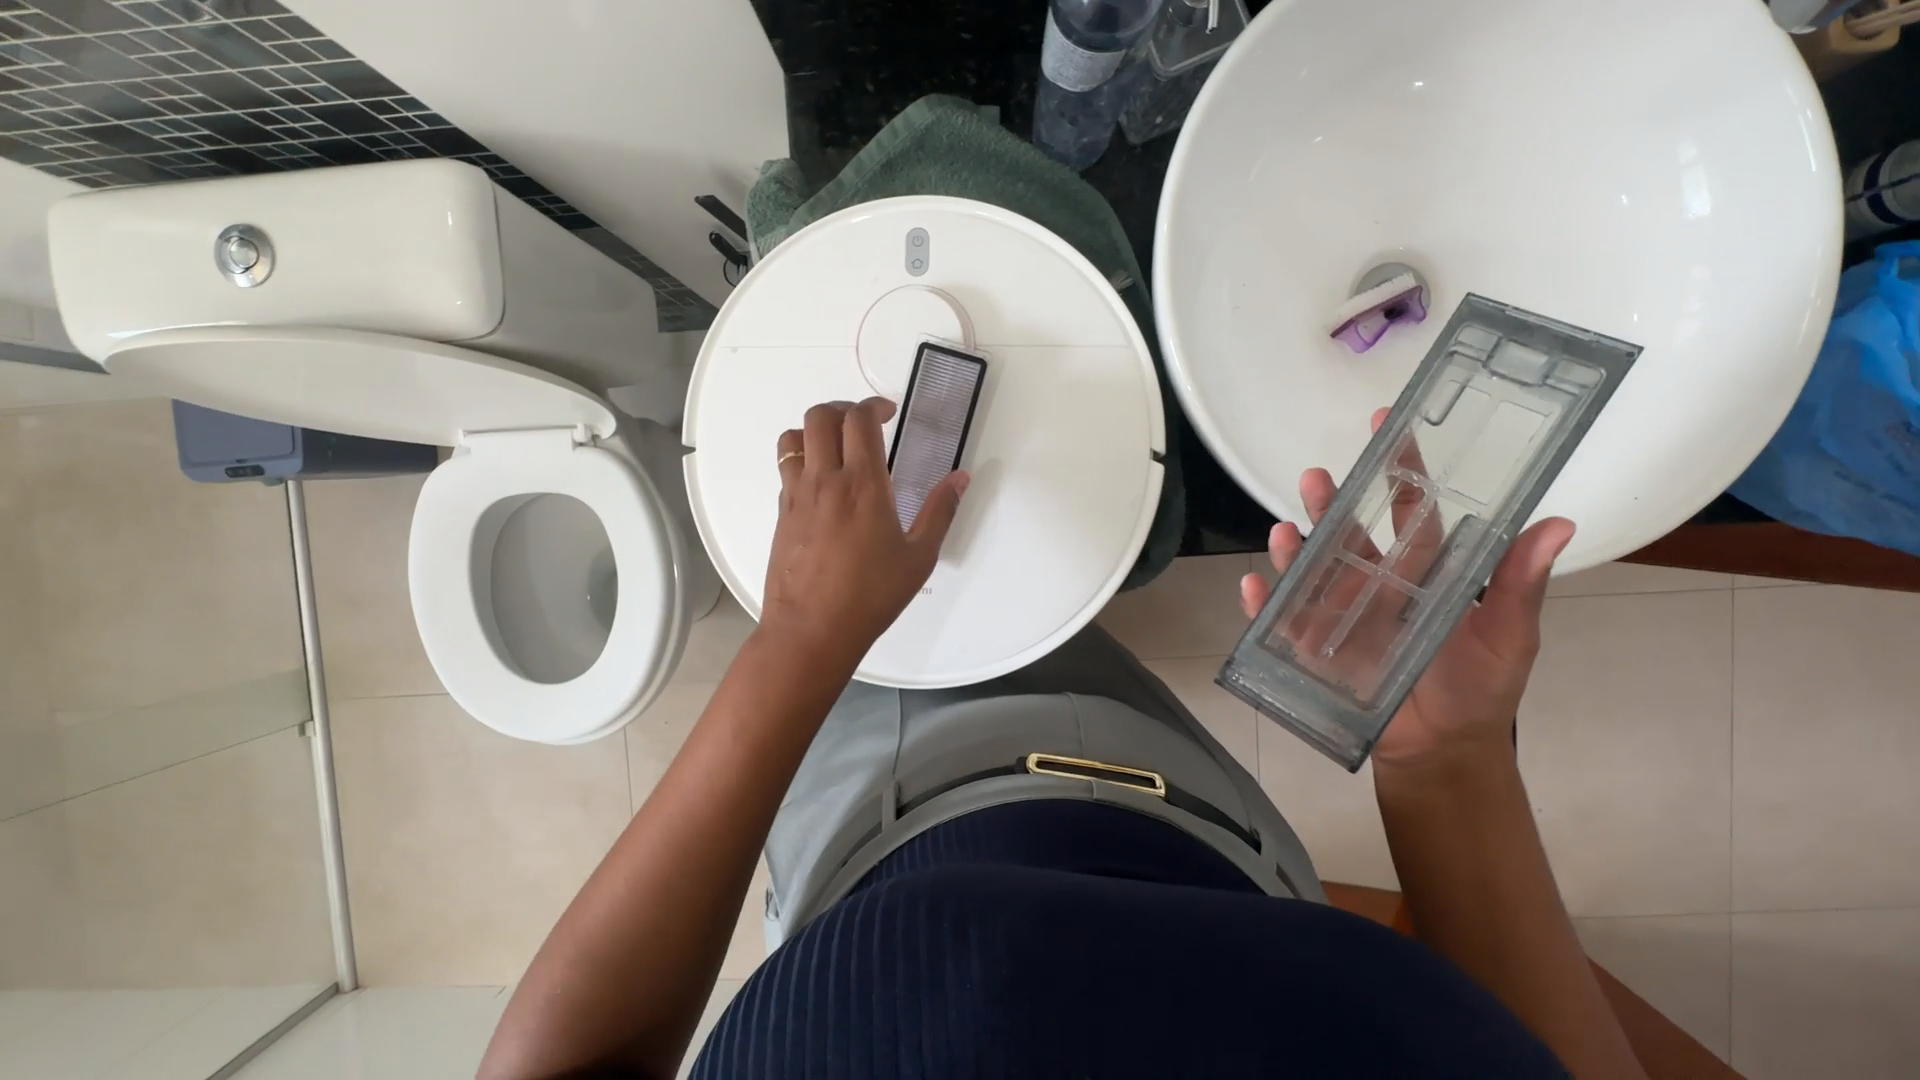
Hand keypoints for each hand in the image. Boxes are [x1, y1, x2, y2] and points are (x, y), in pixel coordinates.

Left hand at [760, 398, 968, 664]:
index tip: (888, 412)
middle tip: (865, 422)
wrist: (812, 630)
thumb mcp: (918, 557)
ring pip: (794, 437)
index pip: (859, 419)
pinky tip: (823, 483)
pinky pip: (786, 469)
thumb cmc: (871, 596)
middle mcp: (825, 480)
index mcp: (863, 484)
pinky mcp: (781, 514)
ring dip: (816, 430)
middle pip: (820, 415)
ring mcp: (797, 496)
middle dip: (844, 407)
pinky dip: (803, 460)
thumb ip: (940, 511)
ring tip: (837, 445)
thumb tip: (960, 479)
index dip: (874, 405)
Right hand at [1238, 408, 1573, 774]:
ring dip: (1294, 548)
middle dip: (1330, 504)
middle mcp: (1378, 584)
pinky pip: (1281, 619)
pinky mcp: (1313, 645)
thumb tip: (1558, 525)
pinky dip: (1265, 603)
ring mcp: (1341, 613)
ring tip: (1282, 531)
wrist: (1437, 750)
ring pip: (1310, 570)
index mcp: (1425, 573)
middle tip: (1314, 477)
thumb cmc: (1477, 691)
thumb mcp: (1508, 637)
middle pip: (1349, 533)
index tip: (1386, 424)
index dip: (1401, 469)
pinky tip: (1256, 587)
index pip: (1413, 511)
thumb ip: (1519, 586)